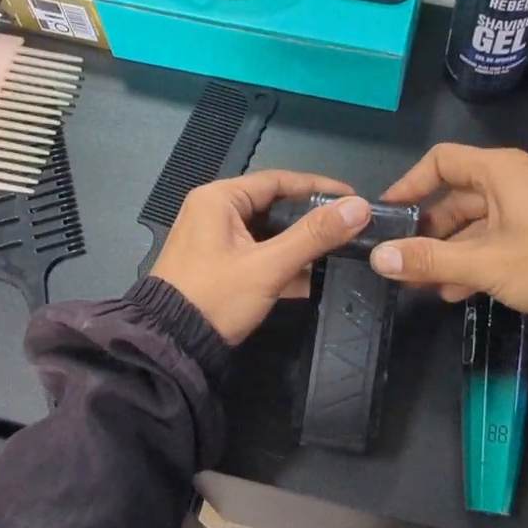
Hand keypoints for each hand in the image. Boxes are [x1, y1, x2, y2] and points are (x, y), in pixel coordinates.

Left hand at [151, 171, 372, 343]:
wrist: (169, 347)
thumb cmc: (215, 297)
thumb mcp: (268, 266)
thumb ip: (314, 235)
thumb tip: (358, 207)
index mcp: (219, 199)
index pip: (278, 180)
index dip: (319, 187)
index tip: (353, 197)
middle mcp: (214, 212)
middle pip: (274, 205)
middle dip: (311, 217)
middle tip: (349, 224)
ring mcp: (215, 241)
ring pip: (268, 233)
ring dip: (300, 243)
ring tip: (340, 249)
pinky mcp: (219, 266)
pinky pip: (258, 254)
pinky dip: (283, 263)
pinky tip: (314, 277)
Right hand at [369, 144, 527, 320]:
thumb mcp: (487, 263)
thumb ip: (431, 259)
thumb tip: (379, 257)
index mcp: (498, 171)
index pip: (440, 161)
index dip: (409, 184)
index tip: (386, 214)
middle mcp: (512, 179)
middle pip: (455, 196)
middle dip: (428, 231)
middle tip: (404, 261)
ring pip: (475, 223)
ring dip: (450, 252)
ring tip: (426, 285)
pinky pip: (497, 237)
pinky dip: (476, 258)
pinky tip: (459, 291)